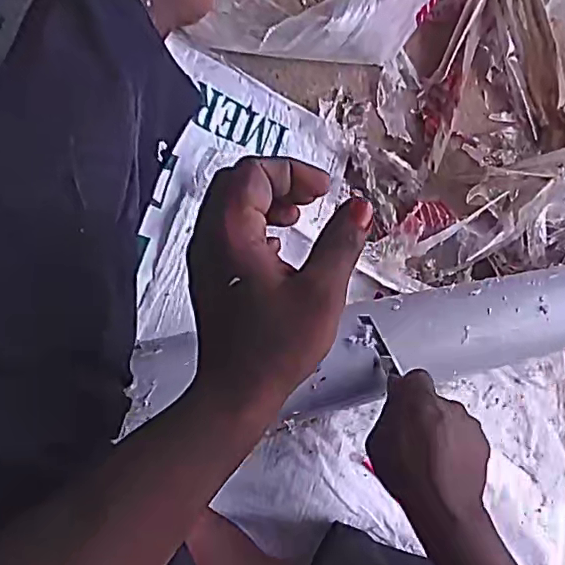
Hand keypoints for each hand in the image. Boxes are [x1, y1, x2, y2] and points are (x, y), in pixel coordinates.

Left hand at [188, 157, 370, 412]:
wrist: (236, 392)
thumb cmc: (272, 350)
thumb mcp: (321, 292)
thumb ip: (342, 242)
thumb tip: (358, 209)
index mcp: (232, 232)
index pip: (255, 172)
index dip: (294, 172)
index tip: (323, 189)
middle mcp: (210, 239)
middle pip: (238, 183)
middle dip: (279, 181)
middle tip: (311, 196)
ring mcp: (205, 260)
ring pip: (230, 207)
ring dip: (266, 203)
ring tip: (297, 218)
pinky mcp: (210, 279)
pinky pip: (227, 233)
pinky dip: (255, 227)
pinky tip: (280, 249)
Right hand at [367, 370, 490, 526]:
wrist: (443, 506)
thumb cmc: (411, 477)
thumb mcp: (378, 443)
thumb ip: (388, 415)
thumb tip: (394, 404)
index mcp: (419, 400)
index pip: (414, 378)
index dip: (406, 391)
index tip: (400, 399)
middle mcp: (448, 406)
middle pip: (432, 401)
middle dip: (422, 416)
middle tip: (408, 439)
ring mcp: (467, 425)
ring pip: (449, 420)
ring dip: (439, 433)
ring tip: (425, 460)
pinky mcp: (481, 442)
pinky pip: (464, 438)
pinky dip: (455, 448)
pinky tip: (441, 467)